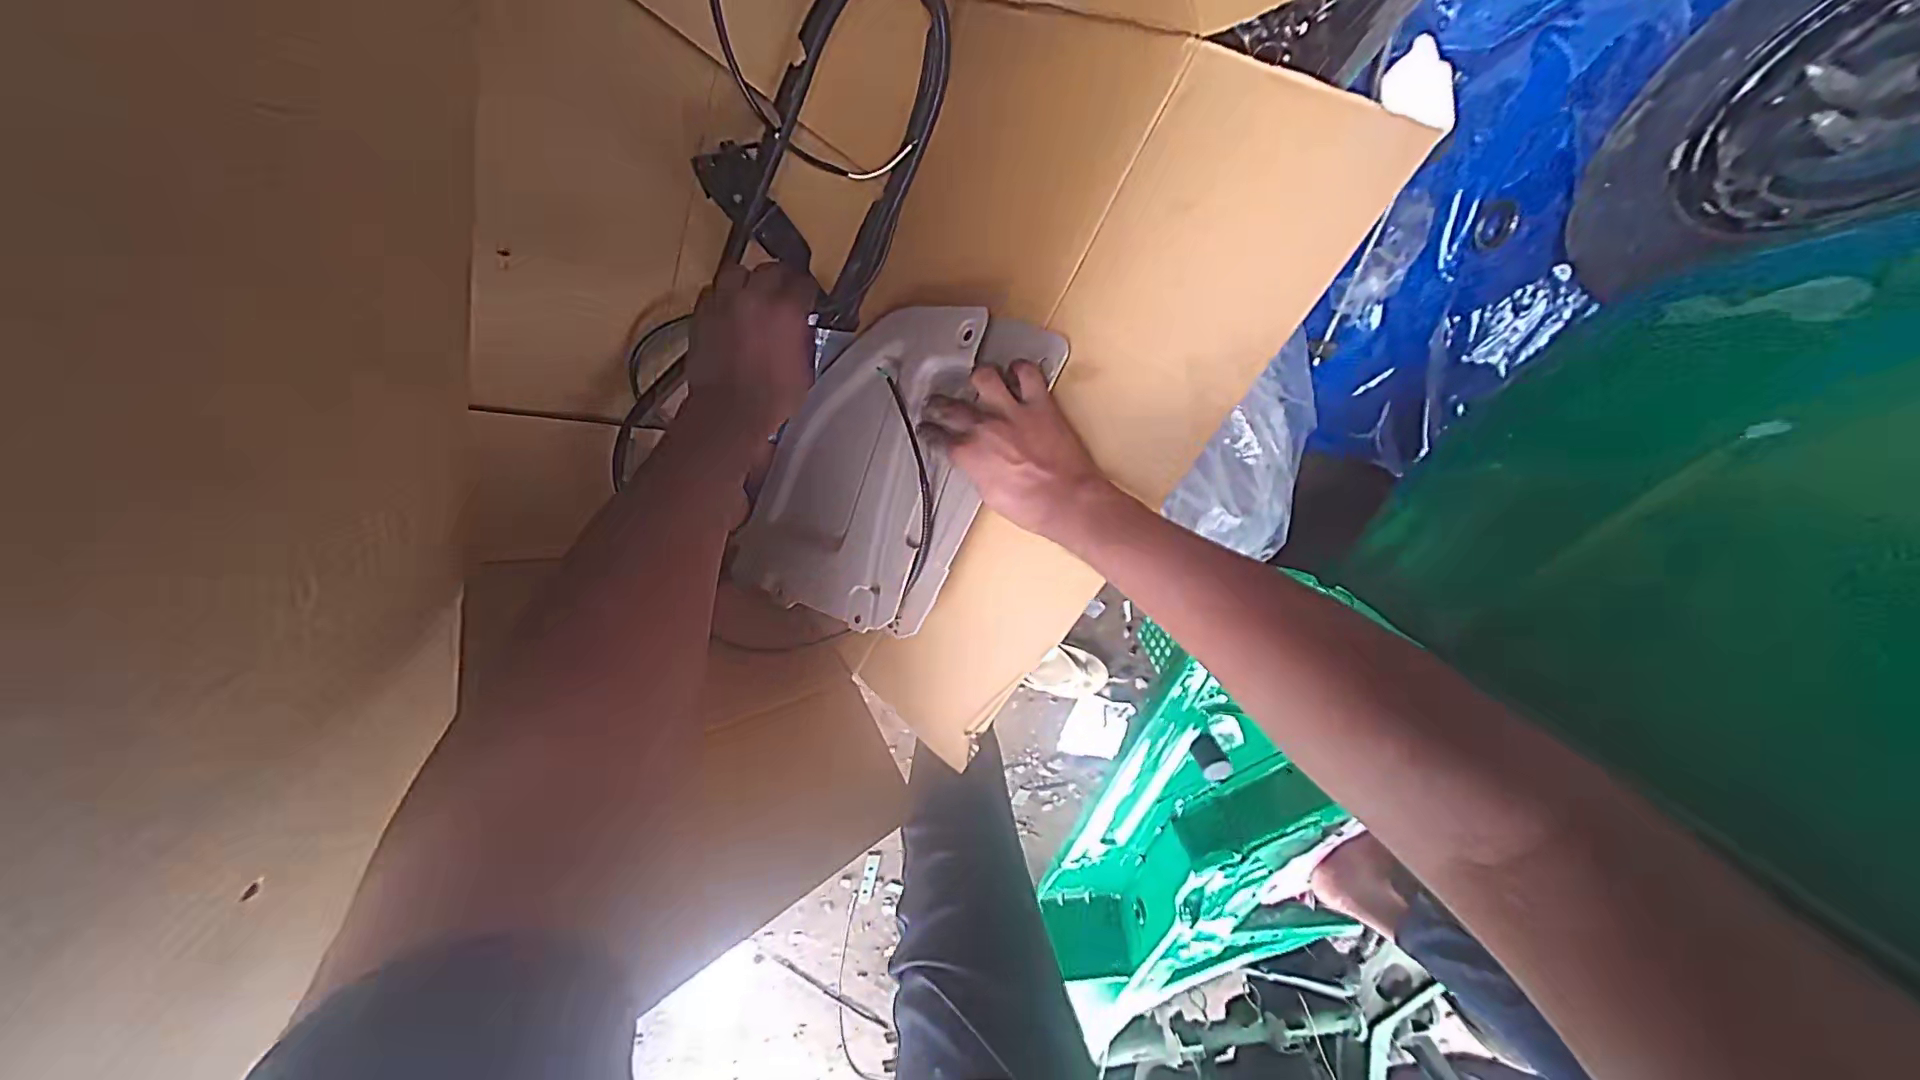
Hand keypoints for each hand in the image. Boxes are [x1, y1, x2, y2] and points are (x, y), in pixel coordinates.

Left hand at [683, 262, 818, 441]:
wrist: (731, 410)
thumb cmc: (773, 398)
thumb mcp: (804, 368)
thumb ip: (803, 339)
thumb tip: (801, 328)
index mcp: (788, 310)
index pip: (803, 282)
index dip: (808, 291)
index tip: (808, 299)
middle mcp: (756, 296)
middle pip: (771, 268)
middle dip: (781, 279)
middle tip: (784, 294)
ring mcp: (725, 301)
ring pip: (737, 270)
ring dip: (748, 280)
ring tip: (752, 295)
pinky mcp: (702, 313)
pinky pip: (713, 291)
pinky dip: (723, 296)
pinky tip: (729, 310)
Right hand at [920, 361, 1119, 541]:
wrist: (1067, 500)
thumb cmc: (1033, 506)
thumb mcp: (990, 495)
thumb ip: (977, 471)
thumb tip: (977, 464)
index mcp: (969, 454)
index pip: (938, 438)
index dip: (930, 433)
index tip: (929, 430)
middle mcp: (986, 428)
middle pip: (950, 406)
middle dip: (938, 404)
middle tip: (937, 403)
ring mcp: (1013, 412)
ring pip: (985, 377)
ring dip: (979, 377)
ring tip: (979, 379)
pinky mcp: (1040, 404)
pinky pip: (1028, 374)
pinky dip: (1021, 369)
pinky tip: (1018, 371)